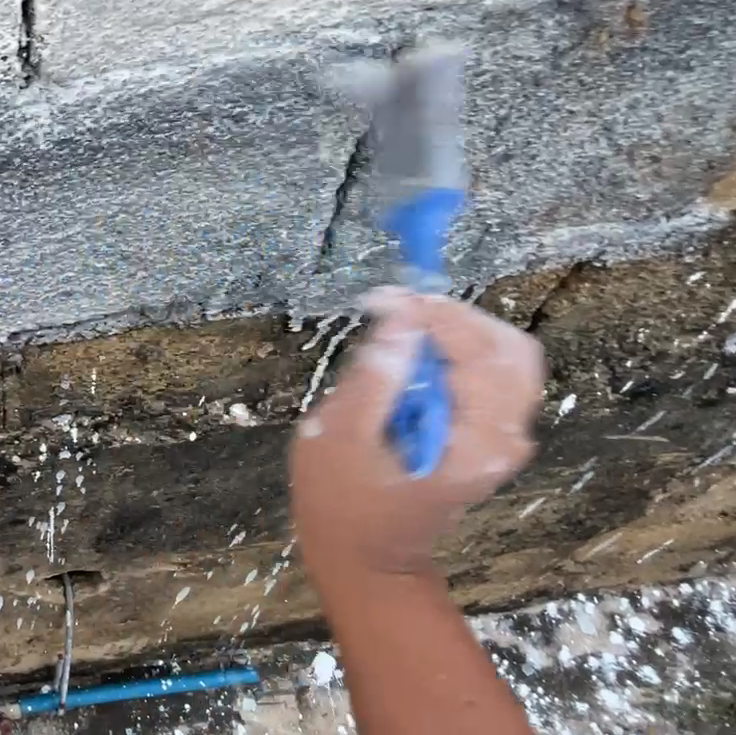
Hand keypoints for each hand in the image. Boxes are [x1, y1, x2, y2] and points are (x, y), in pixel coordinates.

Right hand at [290, 289, 545, 580]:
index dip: (434, 315)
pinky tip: (407, 350)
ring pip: (503, 360)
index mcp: (477, 440)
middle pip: (509, 351)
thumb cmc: (343, 497)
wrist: (365, 553)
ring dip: (454, 331)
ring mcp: (498, 436)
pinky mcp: (482, 434)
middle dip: (455, 317)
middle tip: (395, 305)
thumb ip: (373, 377)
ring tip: (396, 321)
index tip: (380, 298)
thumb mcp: (343, 435)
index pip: (480, 354)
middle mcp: (505, 436)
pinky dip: (452, 352)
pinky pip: (485, 378)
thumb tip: (398, 319)